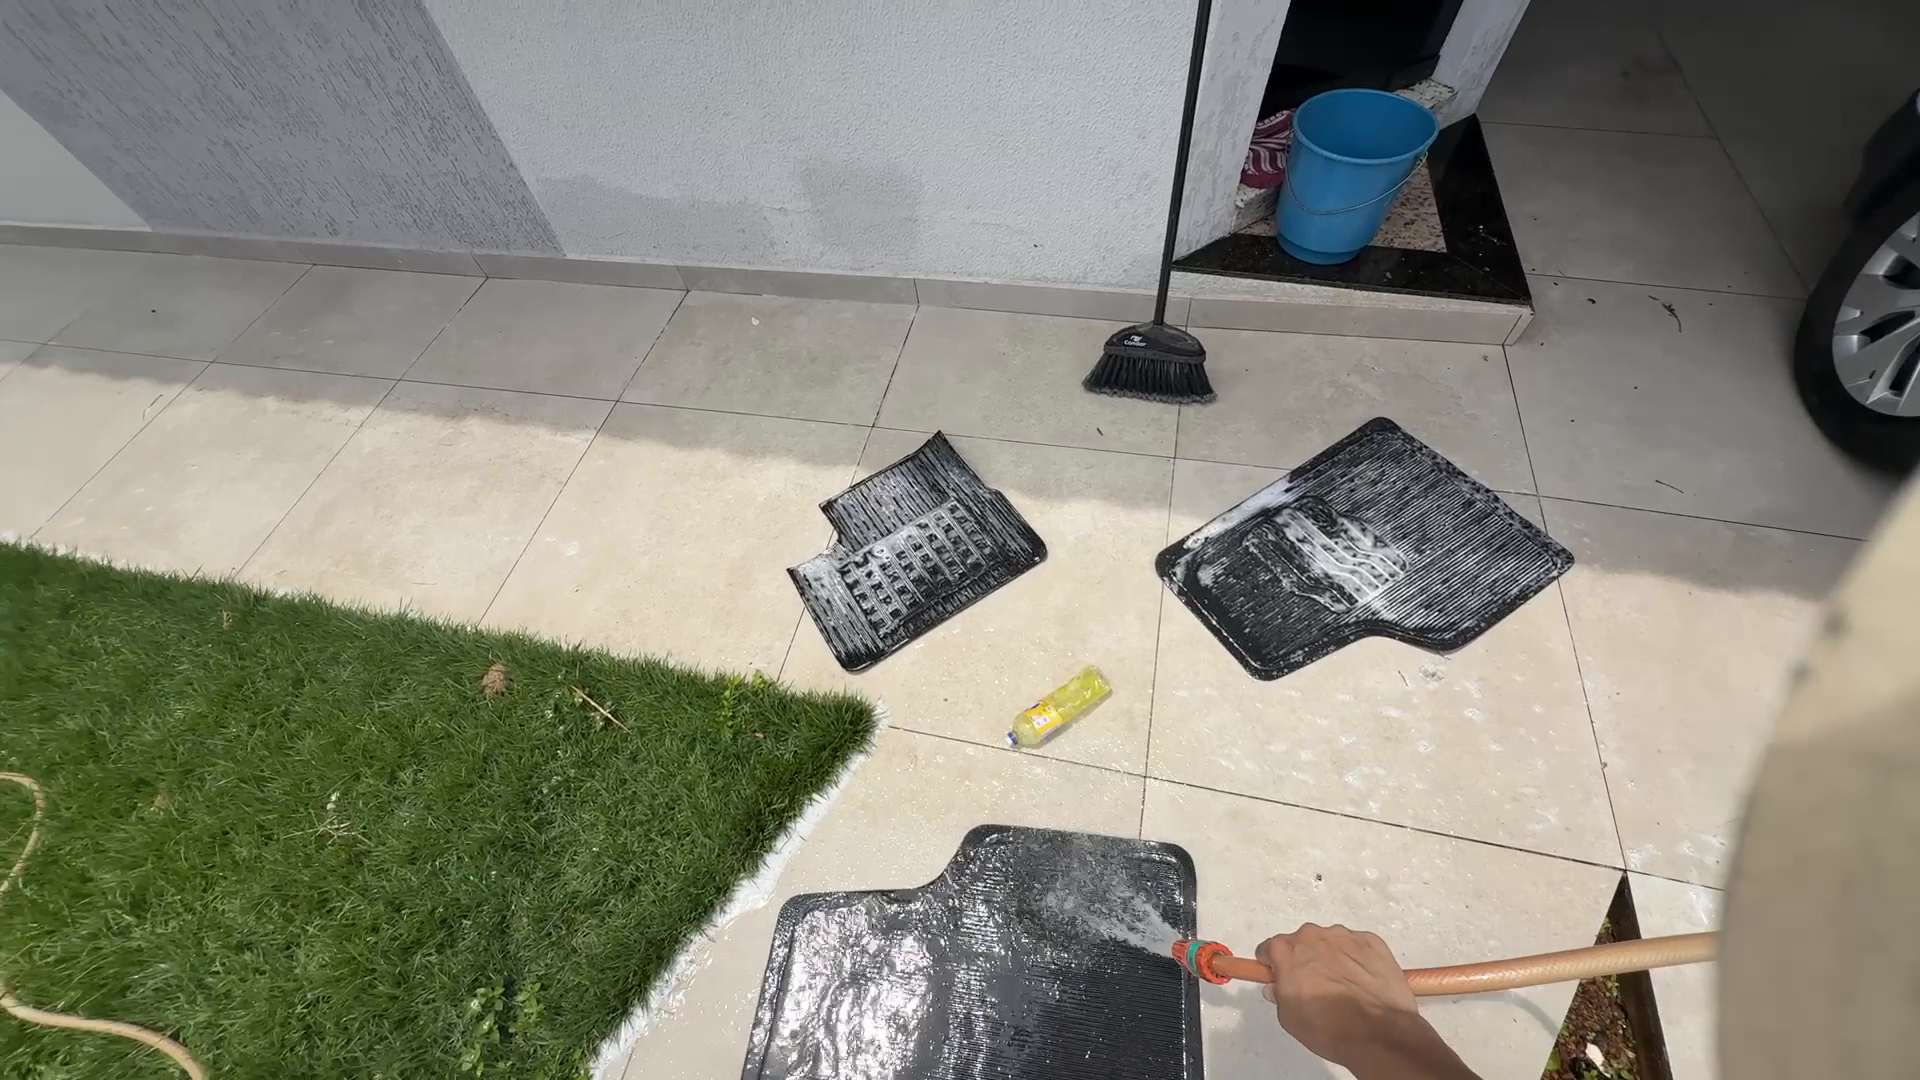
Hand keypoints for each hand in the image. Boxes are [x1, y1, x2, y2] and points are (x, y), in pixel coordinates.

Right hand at [1256, 924, 1477, 1078]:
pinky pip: (1359, 947)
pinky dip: (1360, 960)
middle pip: (1302, 944)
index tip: (1283, 981)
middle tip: (1319, 989)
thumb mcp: (1290, 1019)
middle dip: (1306, 961)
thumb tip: (1276, 986)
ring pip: (1331, 943)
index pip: (1269, 949)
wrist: (1380, 1034)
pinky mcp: (1372, 942)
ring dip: (1333, 959)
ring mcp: (1343, 935)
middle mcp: (1311, 934)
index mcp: (1286, 949)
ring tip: (1349, 989)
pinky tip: (1367, 984)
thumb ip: (1278, 996)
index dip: (1275, 966)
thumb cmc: (1327, 1028)